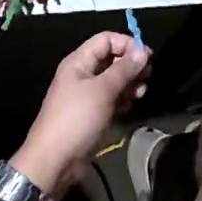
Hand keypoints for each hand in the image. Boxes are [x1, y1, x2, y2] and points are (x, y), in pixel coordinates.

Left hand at [14, 32, 150, 192]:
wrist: (54, 161)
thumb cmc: (77, 119)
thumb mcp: (102, 91)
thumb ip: (123, 69)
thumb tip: (143, 50)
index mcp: (79, 62)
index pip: (106, 40)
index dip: (127, 44)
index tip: (147, 57)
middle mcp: (82, 74)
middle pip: (111, 59)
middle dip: (131, 65)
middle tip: (147, 78)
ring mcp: (87, 95)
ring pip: (114, 80)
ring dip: (129, 84)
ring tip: (139, 95)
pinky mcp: (92, 113)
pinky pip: (112, 99)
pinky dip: (122, 100)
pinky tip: (129, 108)